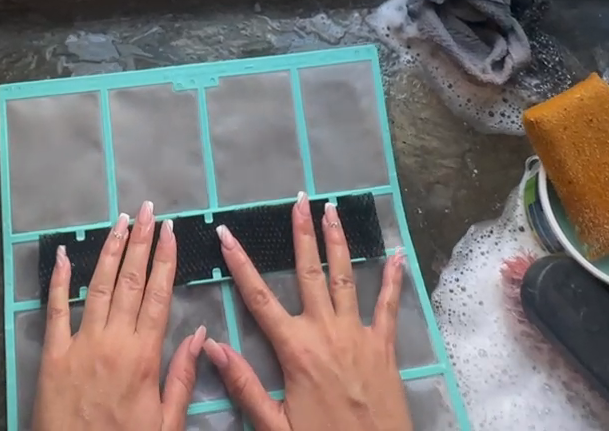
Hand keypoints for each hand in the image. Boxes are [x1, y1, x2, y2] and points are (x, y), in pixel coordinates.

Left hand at [34, 202, 204, 430]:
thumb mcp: (166, 426)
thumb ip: (182, 378)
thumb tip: (202, 334)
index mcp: (144, 356)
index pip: (159, 295)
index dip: (165, 260)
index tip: (170, 231)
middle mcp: (113, 341)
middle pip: (131, 281)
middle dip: (141, 242)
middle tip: (148, 210)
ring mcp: (81, 344)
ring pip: (99, 286)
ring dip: (110, 250)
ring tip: (120, 220)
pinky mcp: (53, 354)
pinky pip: (56, 311)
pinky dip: (59, 281)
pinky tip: (62, 254)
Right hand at [202, 194, 411, 430]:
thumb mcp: (275, 428)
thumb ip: (244, 385)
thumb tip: (211, 346)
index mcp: (295, 349)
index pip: (259, 298)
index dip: (240, 264)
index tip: (226, 233)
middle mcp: (325, 331)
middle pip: (308, 272)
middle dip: (302, 234)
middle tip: (299, 200)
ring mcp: (357, 334)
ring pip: (344, 277)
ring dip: (337, 241)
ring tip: (333, 209)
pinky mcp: (383, 346)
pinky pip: (387, 306)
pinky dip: (392, 279)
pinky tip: (396, 255)